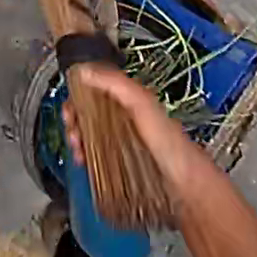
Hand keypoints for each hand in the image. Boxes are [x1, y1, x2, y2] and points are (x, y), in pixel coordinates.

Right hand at [64, 63, 215, 202]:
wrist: (187, 186)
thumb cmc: (169, 142)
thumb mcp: (141, 102)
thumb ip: (114, 82)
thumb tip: (85, 70)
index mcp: (130, 99)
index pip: (95, 89)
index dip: (79, 95)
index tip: (69, 106)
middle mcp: (126, 118)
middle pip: (90, 113)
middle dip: (75, 119)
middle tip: (71, 130)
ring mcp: (124, 142)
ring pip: (91, 134)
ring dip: (78, 139)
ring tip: (77, 149)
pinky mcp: (123, 164)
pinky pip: (97, 156)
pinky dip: (86, 157)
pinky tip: (84, 162)